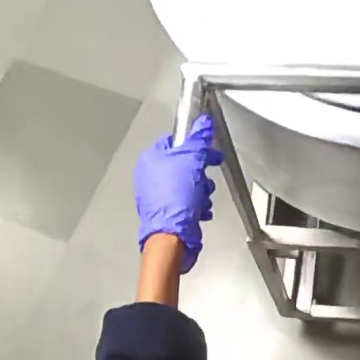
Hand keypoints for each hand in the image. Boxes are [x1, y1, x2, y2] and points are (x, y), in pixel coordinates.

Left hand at [135, 115, 223, 273]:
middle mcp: (151, 178)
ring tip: (201, 201)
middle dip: (200, 175)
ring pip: (189, 186)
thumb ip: (199, 140)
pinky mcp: (168, 214)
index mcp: (151, 159)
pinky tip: (199, 213)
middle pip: (185, 165)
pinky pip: (188, 204)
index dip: (194, 145)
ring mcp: (159, 197)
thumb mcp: (192, 160)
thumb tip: (204, 124)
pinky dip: (197, 207)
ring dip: (201, 193)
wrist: (173, 236)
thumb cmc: (176, 199)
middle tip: (204, 182)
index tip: (209, 152)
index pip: (175, 141)